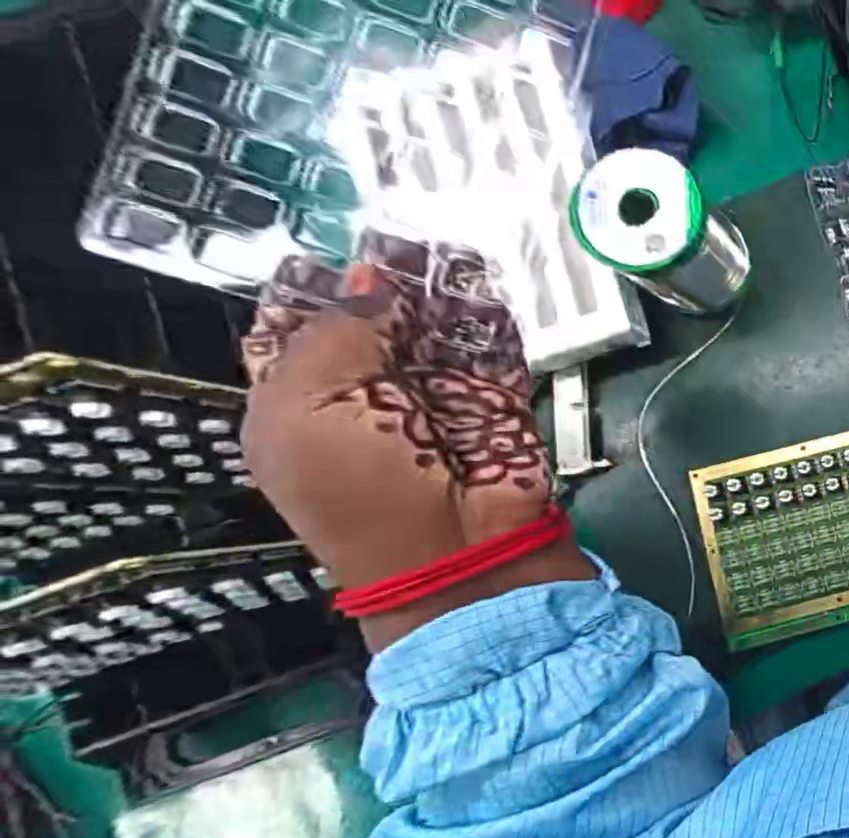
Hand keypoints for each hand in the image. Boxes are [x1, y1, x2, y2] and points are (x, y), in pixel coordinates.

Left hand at [241, 241, 592, 649]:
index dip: (321, 285)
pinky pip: (497, 356)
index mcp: (310, 398)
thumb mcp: (309, 407)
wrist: (458, 549)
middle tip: (406, 239)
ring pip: (444, 333)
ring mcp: (445, 401)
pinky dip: (495, 325)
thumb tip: (369, 275)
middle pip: (384, 321)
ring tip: (451, 251)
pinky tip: (488, 289)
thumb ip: (338, 333)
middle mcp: (379, 394)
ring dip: (448, 295)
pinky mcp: (502, 409)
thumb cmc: (362, 489)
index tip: (338, 248)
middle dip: (393, 281)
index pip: (309, 326)